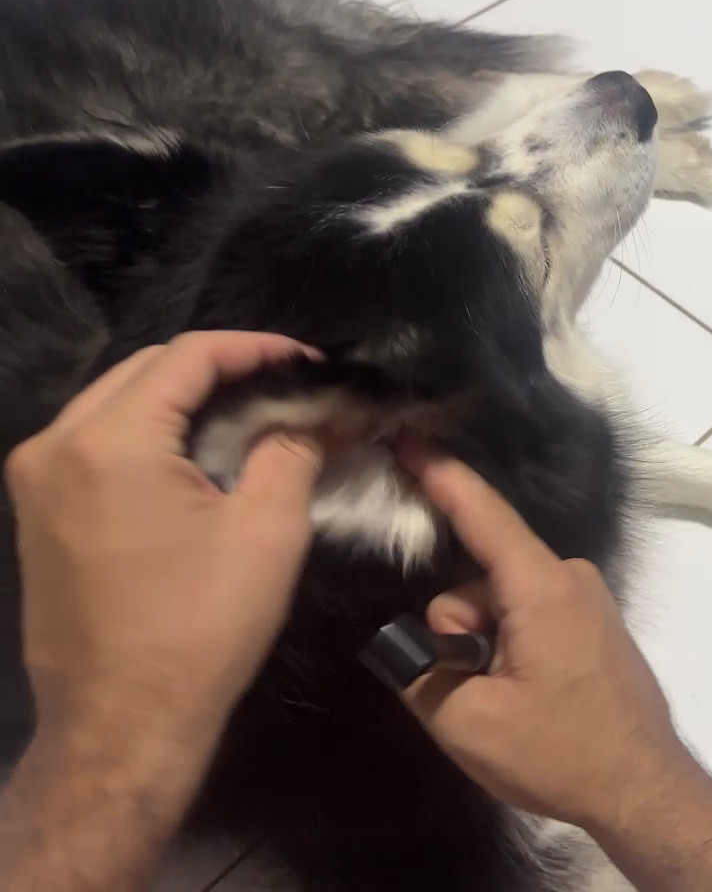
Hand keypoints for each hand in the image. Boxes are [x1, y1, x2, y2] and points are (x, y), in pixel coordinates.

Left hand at [5, 331, 325, 749]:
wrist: (126, 711)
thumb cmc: (206, 614)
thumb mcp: (270, 523)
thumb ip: (293, 448)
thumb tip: (324, 410)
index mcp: (110, 445)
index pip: (187, 357)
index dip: (259, 348)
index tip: (317, 363)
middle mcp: (56, 449)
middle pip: (147, 370)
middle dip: (228, 365)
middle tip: (298, 384)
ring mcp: (40, 482)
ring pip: (123, 400)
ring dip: (196, 394)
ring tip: (267, 410)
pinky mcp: (46, 510)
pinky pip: (108, 437)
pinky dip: (167, 425)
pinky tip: (218, 448)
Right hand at [396, 442, 711, 890]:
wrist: (638, 777)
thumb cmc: (558, 747)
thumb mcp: (467, 718)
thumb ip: (426, 667)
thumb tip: (426, 642)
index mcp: (544, 587)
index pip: (486, 518)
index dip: (445, 478)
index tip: (414, 439)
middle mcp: (572, 577)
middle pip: (483, 577)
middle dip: (458, 626)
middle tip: (475, 687)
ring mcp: (587, 597)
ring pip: (502, 601)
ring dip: (483, 643)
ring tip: (506, 698)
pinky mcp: (592, 620)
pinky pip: (529, 613)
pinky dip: (508, 643)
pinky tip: (523, 690)